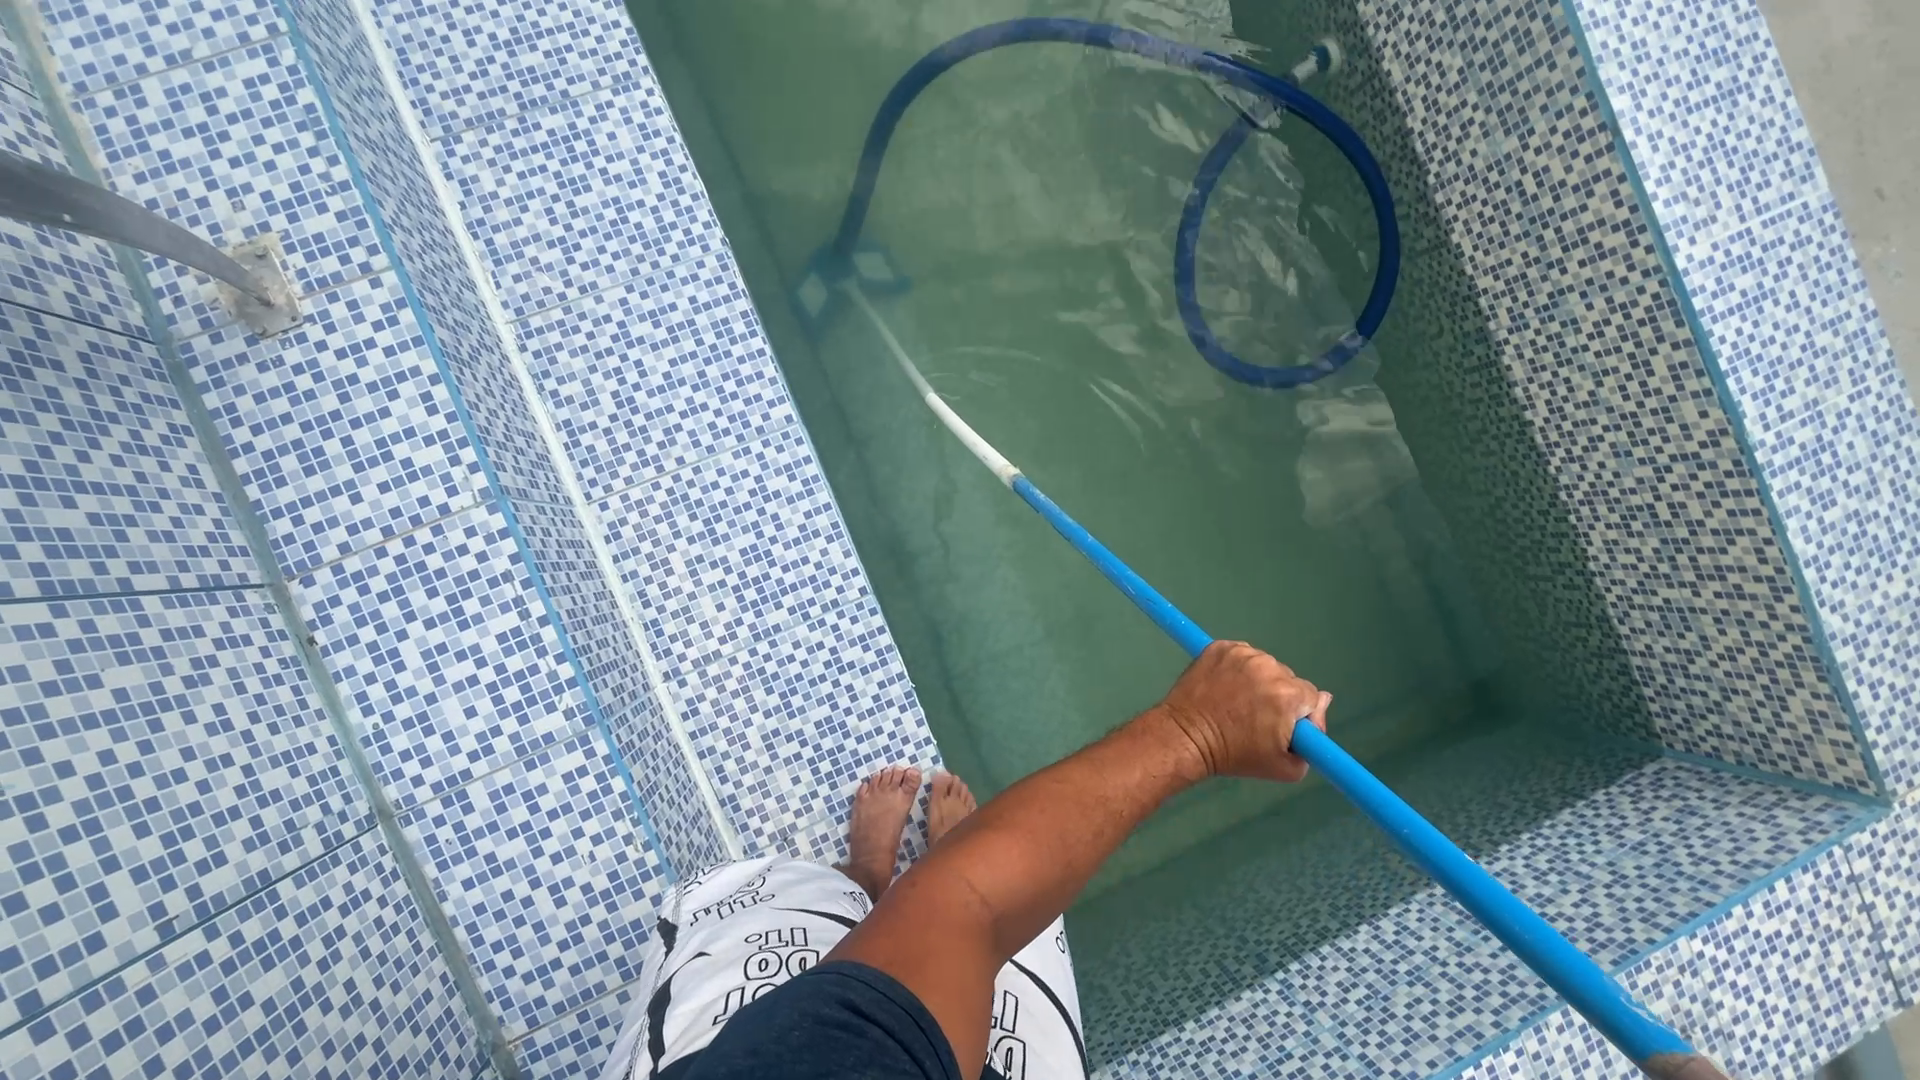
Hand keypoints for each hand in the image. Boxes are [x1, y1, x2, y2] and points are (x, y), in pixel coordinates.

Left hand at [1149, 641, 1329, 782]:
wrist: (1186, 737)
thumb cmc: (1236, 755)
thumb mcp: (1286, 767)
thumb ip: (1315, 742)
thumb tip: (1323, 702)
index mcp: (1288, 694)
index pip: (1311, 697)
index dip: (1301, 714)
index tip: (1283, 727)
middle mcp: (1267, 666)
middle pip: (1287, 679)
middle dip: (1279, 697)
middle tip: (1256, 717)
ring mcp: (1240, 653)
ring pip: (1264, 666)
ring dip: (1258, 680)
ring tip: (1238, 702)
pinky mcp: (1219, 647)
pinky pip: (1241, 655)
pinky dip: (1238, 668)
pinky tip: (1225, 686)